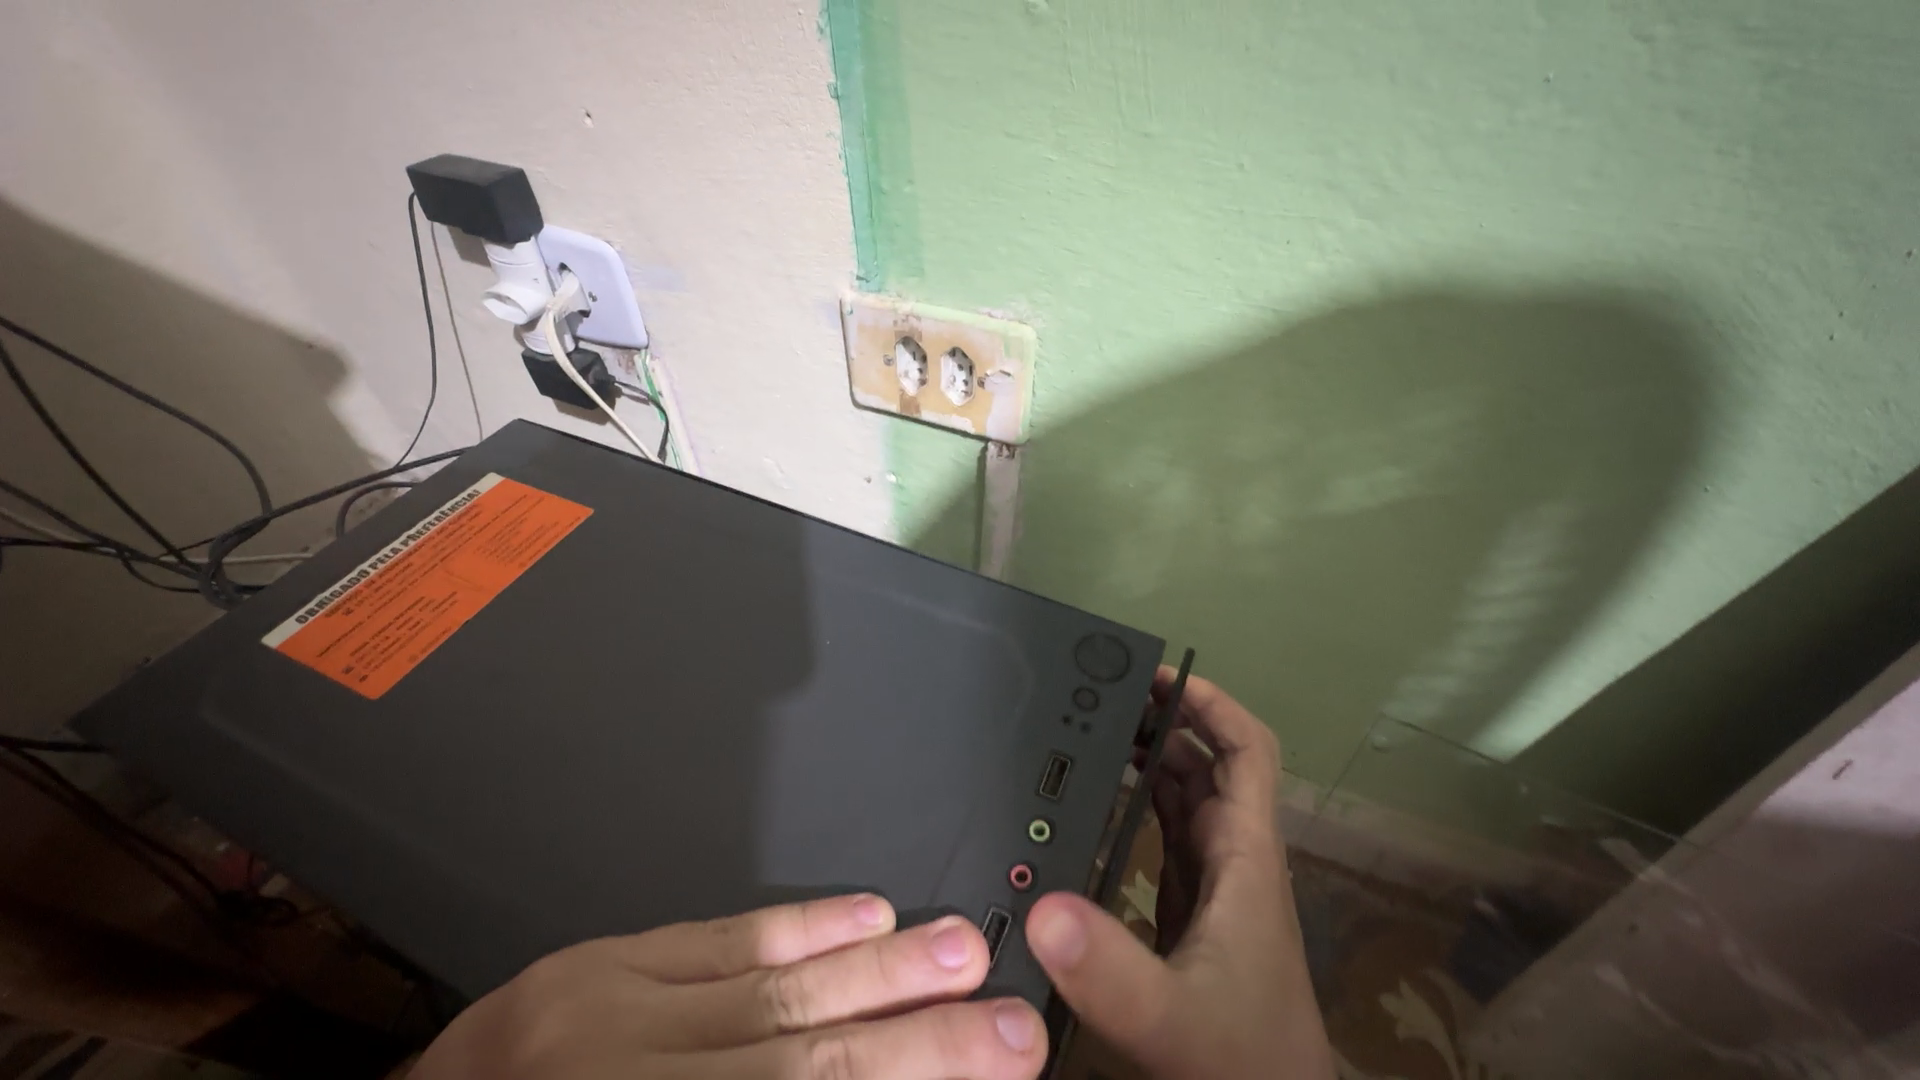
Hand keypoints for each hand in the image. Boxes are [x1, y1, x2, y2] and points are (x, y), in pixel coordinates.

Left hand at [412, 894, 1046, 1079]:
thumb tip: (870, 1076)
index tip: (985, 1068)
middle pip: (809, 1058)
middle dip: (922, 1039)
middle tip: (1008, 1024)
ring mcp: (609, 1018)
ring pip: (771, 993)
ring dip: (879, 971)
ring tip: (959, 953)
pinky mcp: (594, 967)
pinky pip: (713, 943)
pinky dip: (798, 928)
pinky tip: (862, 916)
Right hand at [1025, 669, 1333, 1078]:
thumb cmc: (1239, 1061)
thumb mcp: (1167, 1015)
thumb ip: (1107, 966)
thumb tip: (1043, 907)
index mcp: (1242, 859)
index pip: (1245, 752)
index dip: (1212, 704)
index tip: (1160, 677)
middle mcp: (1231, 859)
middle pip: (1208, 763)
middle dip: (1167, 720)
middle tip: (1108, 693)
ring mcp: (1213, 884)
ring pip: (1188, 795)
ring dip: (1153, 757)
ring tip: (1100, 730)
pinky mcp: (1191, 909)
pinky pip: (1168, 832)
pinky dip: (1140, 801)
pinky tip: (1105, 799)